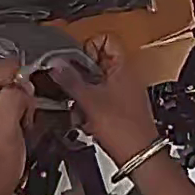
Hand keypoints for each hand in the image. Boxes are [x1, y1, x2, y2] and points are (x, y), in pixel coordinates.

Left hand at [0, 62, 34, 194]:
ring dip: (27, 106)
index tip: (26, 103)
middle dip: (26, 96)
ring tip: (20, 126)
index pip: (9, 65)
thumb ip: (13, 101)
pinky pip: (20, 101)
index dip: (24, 82)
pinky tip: (20, 128)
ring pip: (20, 89)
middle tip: (21, 119)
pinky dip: (25, 113)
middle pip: (16, 76)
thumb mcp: (5, 133)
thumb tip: (22, 81)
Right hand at [52, 34, 163, 165]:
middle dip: (81, 75)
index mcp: (122, 66)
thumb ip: (71, 80)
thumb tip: (56, 64)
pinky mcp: (118, 106)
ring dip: (83, 93)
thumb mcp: (90, 101)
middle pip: (96, 61)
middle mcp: (124, 75)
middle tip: (74, 87)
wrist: (138, 156)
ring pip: (95, 81)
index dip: (88, 47)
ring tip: (80, 108)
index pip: (105, 38)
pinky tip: (86, 119)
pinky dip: (89, 106)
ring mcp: (122, 90)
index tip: (76, 62)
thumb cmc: (124, 129)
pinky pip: (98, 97)